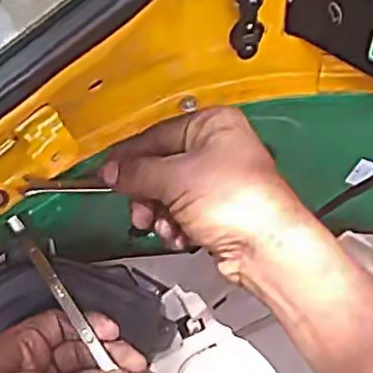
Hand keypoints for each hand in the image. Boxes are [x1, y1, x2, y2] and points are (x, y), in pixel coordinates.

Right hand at [99, 107, 326, 285]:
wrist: (264, 247)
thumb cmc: (241, 203)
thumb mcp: (175, 178)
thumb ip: (137, 173)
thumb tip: (113, 171)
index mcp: (213, 125)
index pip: (156, 135)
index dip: (129, 157)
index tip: (108, 172)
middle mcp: (217, 151)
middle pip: (160, 169)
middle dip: (146, 194)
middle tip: (139, 207)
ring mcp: (217, 184)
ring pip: (167, 196)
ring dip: (159, 215)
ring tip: (165, 225)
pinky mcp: (216, 213)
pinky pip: (181, 216)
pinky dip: (175, 228)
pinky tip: (181, 235)